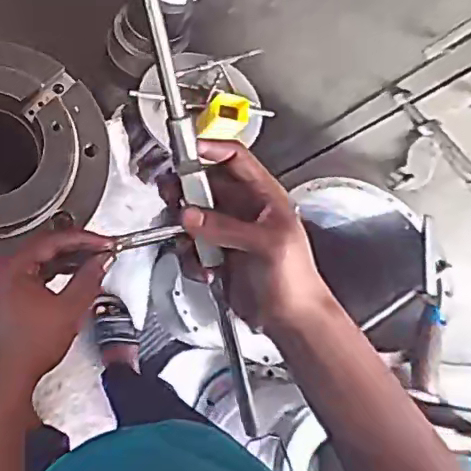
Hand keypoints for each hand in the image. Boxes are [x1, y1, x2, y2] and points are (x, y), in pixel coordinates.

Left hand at [0, 227, 112, 398]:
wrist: (11, 376)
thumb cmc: (28, 348)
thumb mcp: (68, 309)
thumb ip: (89, 279)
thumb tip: (101, 260)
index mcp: (11, 265)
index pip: (52, 239)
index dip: (84, 239)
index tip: (104, 242)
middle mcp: (3, 267)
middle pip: (46, 244)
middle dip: (78, 246)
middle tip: (102, 247)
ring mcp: (4, 278)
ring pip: (42, 256)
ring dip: (69, 258)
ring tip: (94, 259)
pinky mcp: (9, 290)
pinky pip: (37, 269)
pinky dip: (57, 270)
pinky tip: (76, 274)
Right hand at [178, 140, 341, 336]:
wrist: (292, 322)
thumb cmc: (297, 282)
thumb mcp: (267, 245)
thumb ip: (226, 226)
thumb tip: (191, 215)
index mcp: (263, 196)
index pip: (235, 158)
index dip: (210, 149)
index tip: (186, 150)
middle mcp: (242, 209)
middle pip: (203, 183)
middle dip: (184, 189)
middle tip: (173, 196)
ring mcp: (225, 231)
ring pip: (190, 214)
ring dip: (185, 230)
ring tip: (193, 244)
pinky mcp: (213, 252)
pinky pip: (188, 244)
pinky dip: (189, 256)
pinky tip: (206, 269)